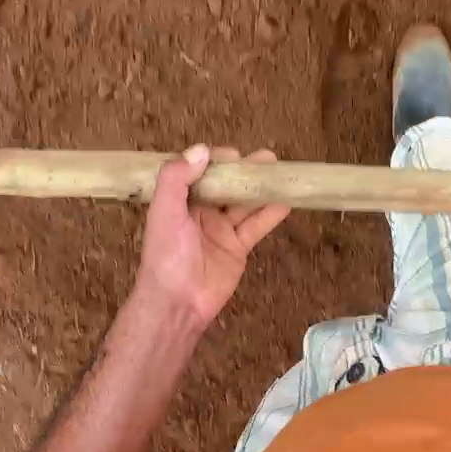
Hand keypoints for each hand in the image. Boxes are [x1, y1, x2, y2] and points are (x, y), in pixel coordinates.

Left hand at [131, 144, 291, 331]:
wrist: (176, 301)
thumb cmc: (166, 254)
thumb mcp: (164, 211)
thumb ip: (176, 178)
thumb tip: (202, 150)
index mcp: (180, 201)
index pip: (202, 172)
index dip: (218, 160)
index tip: (234, 155)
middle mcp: (201, 212)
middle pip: (228, 186)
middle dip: (246, 171)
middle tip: (269, 158)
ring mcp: (221, 230)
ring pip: (245, 204)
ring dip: (262, 188)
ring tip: (281, 172)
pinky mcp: (238, 248)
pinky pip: (257, 226)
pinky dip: (271, 213)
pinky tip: (286, 200)